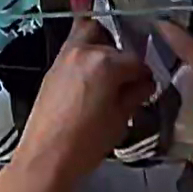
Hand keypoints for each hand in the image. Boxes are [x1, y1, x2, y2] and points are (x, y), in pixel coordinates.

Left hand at [0, 19, 152, 191]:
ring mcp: (66, 54)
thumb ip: (134, 96)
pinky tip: (91, 77)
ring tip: (108, 71)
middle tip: (128, 77)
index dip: (144, 74)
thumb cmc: (84, 143)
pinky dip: (85, 53)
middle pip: (112, 41)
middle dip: (123, 57)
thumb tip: (145, 84)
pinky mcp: (53, 64)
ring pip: (89, 34)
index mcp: (105, 62)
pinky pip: (74, 47)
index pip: (135, 60)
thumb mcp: (118, 121)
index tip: (146, 84)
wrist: (46, 157)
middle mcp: (85, 49)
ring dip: (102, 45)